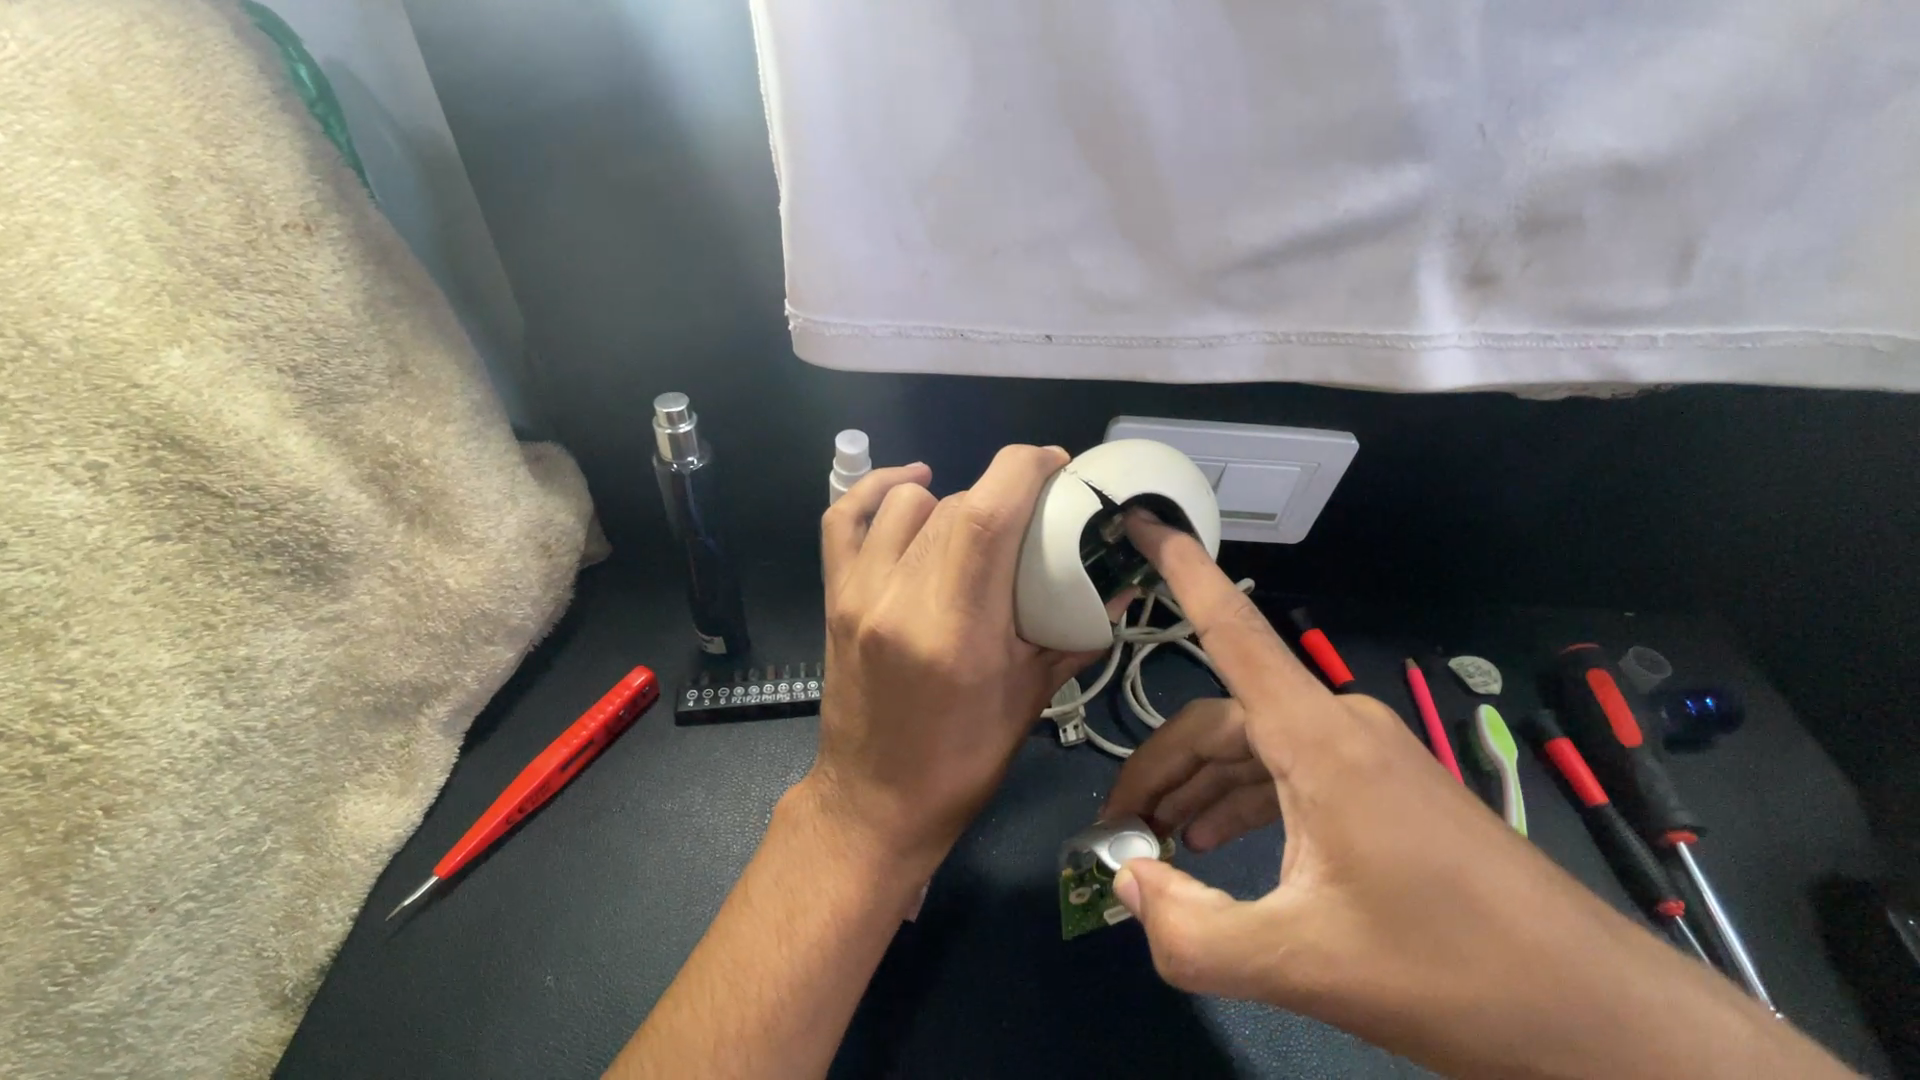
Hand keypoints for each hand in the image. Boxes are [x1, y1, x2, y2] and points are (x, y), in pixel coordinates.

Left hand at [805, 447, 1093, 880]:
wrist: (874, 802)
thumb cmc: (961, 762)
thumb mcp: (1030, 699)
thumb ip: (1076, 633)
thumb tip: (1119, 585)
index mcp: (956, 628)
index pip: (988, 512)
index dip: (1026, 470)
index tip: (1057, 466)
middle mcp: (900, 598)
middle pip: (956, 505)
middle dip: (1004, 497)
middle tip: (1032, 518)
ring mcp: (859, 593)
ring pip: (906, 504)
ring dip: (952, 502)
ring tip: (977, 528)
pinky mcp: (835, 596)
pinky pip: (844, 518)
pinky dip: (878, 491)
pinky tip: (912, 487)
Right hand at [1100, 514, 1841, 1078]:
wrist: (1602, 1016)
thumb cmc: (1452, 974)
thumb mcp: (1302, 965)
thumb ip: (1191, 932)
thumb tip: (1128, 884)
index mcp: (1317, 740)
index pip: (1231, 630)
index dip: (1181, 570)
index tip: (1142, 521)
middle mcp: (1339, 728)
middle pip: (1218, 722)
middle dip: (1157, 772)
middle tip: (1114, 833)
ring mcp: (1366, 758)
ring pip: (1251, 753)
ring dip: (1197, 793)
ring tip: (1154, 849)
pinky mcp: (1383, 792)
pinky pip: (1289, 778)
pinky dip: (1243, 806)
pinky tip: (1215, 847)